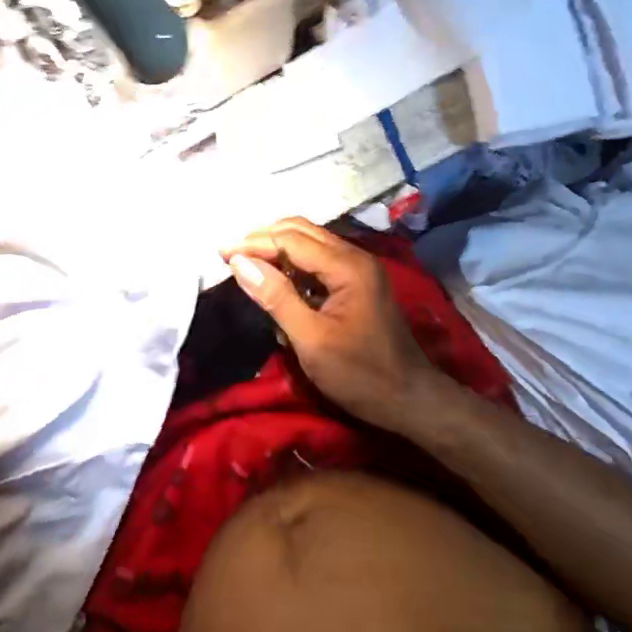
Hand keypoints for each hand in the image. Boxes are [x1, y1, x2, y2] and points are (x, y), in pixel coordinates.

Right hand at [222, 218, 449, 431]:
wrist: (411, 400)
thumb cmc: (359, 373)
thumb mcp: (311, 339)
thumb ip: (276, 297)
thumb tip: (239, 263)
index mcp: (347, 266)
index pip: (291, 240)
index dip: (254, 243)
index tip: (221, 254)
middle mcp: (355, 257)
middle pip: (302, 231)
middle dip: (264, 239)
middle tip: (231, 256)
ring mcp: (359, 270)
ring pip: (311, 243)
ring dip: (278, 249)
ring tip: (247, 265)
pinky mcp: (358, 284)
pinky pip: (319, 261)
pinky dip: (294, 264)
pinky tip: (276, 280)